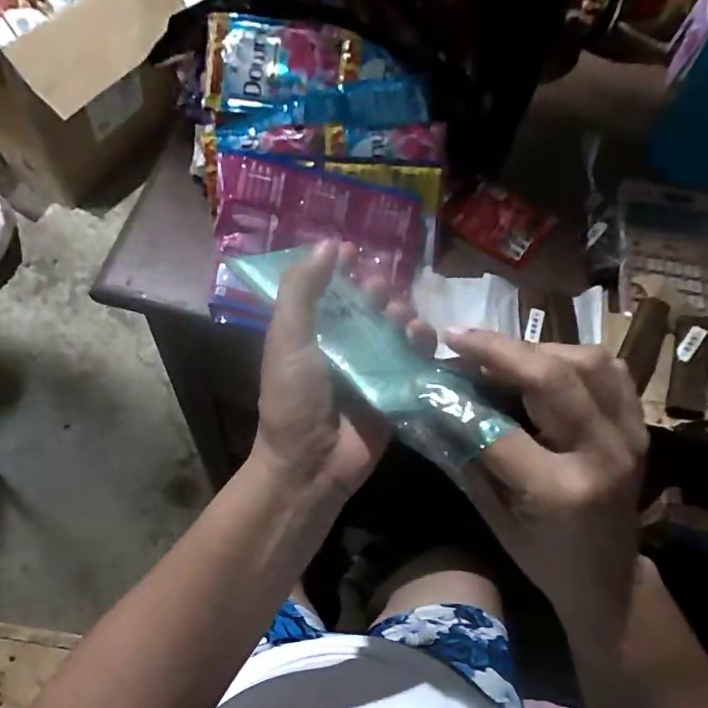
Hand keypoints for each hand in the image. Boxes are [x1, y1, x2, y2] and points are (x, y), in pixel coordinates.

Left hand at [252, 241, 432, 497]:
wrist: (310, 463)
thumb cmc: (292, 400)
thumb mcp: (286, 340)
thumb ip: (301, 292)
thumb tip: (328, 244)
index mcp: (310, 334)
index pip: (330, 291)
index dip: (343, 269)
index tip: (353, 253)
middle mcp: (342, 348)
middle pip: (368, 305)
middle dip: (375, 289)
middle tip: (377, 289)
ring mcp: (371, 369)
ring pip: (395, 327)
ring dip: (400, 312)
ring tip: (396, 315)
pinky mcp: (396, 391)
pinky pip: (415, 358)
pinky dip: (421, 342)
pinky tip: (419, 335)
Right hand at [445, 331, 647, 629]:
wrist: (608, 576)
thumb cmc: (542, 558)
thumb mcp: (494, 517)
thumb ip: (468, 460)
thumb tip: (434, 410)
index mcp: (559, 489)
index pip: (498, 429)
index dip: (457, 400)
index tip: (426, 379)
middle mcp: (601, 454)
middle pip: (552, 378)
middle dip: (499, 350)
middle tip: (458, 337)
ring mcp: (629, 435)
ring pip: (588, 361)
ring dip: (537, 348)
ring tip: (498, 352)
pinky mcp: (638, 425)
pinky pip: (610, 370)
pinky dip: (571, 356)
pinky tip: (540, 362)